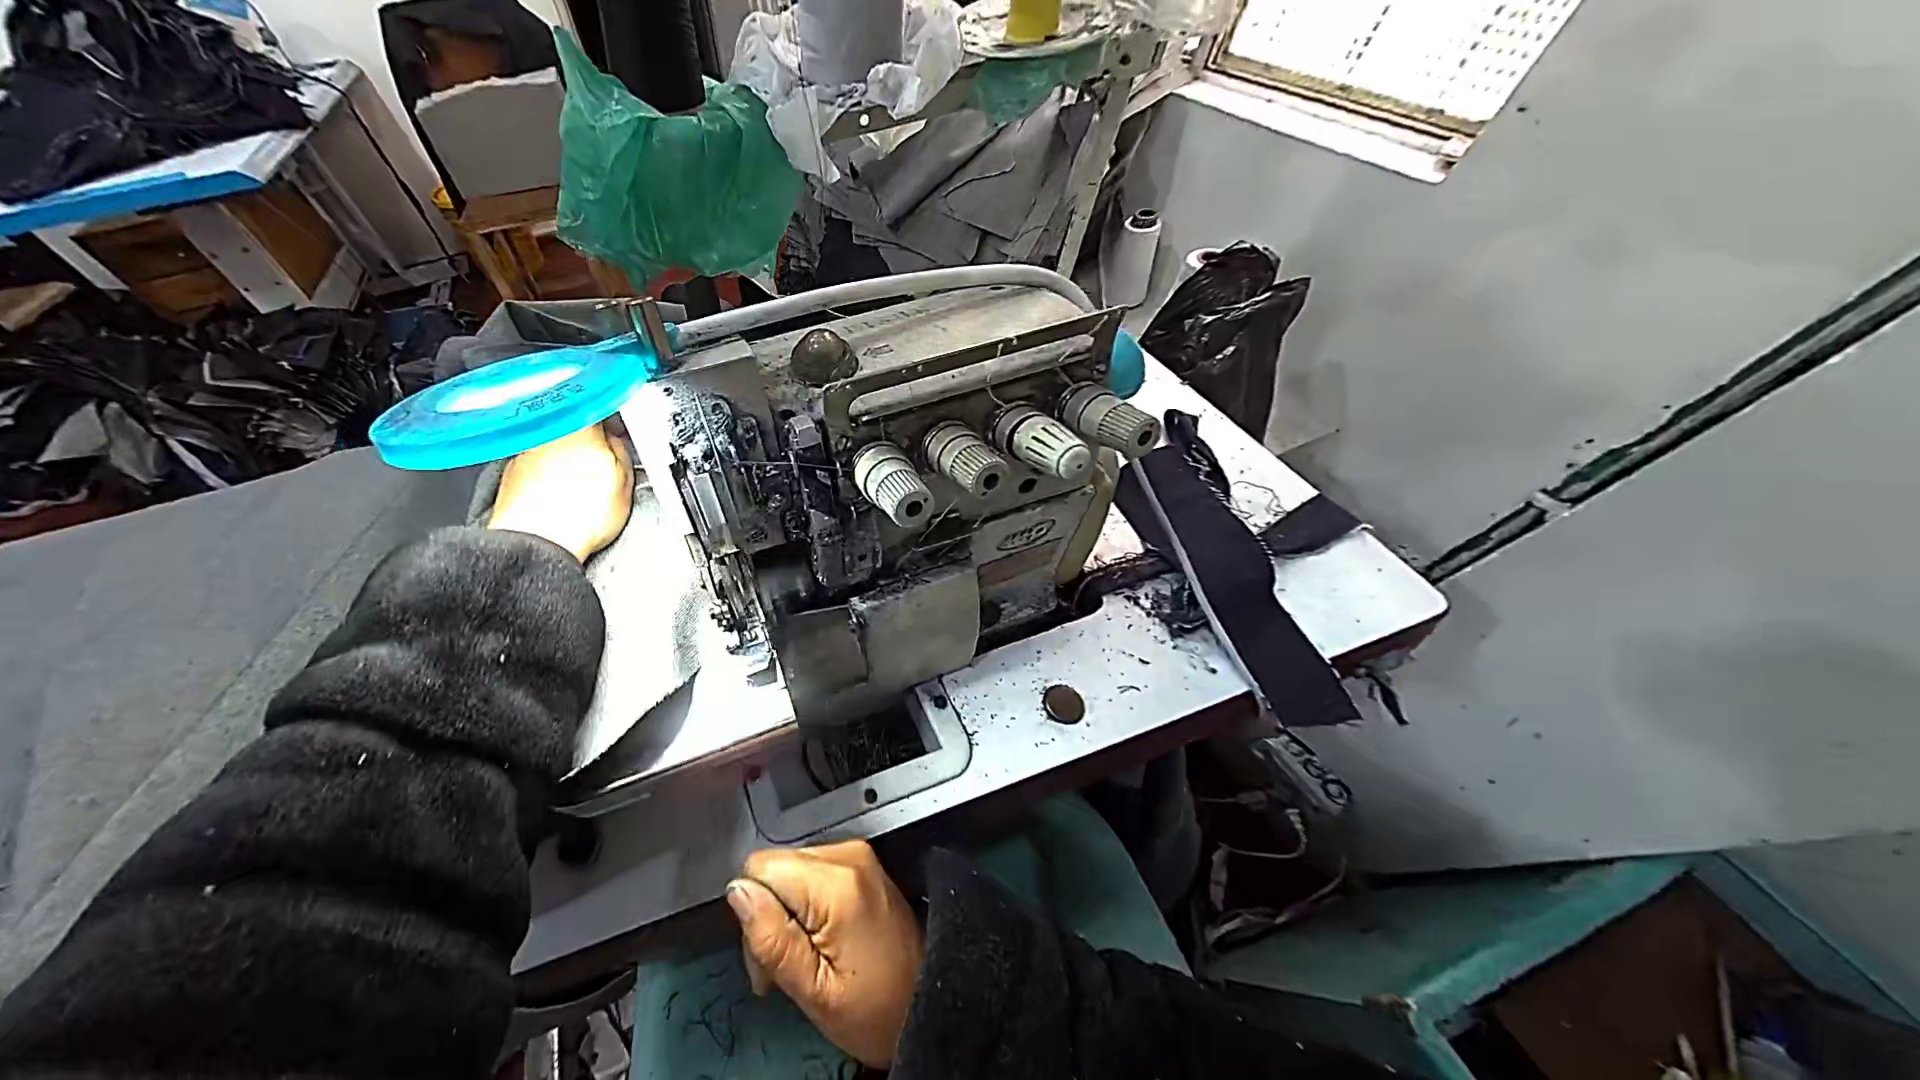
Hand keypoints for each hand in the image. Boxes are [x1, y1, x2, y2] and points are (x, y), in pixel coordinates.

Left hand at [487, 422, 632, 561]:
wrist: (537, 543)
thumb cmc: (579, 515)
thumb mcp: (624, 480)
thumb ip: (622, 450)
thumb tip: (618, 442)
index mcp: (578, 426)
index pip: (600, 406)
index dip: (615, 418)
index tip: (622, 431)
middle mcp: (547, 433)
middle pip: (575, 424)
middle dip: (592, 439)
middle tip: (609, 461)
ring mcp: (526, 453)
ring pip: (557, 446)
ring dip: (571, 458)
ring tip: (587, 486)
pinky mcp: (512, 475)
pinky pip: (541, 467)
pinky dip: (553, 477)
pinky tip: (566, 498)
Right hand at [728, 841, 923, 1068]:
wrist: (928, 999)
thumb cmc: (877, 1008)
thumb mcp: (813, 990)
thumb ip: (771, 938)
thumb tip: (737, 891)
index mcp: (837, 882)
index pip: (760, 867)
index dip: (752, 914)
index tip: (769, 958)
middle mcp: (849, 855)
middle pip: (772, 868)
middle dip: (767, 917)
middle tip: (785, 968)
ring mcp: (857, 856)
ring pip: (787, 871)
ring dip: (783, 914)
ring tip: (804, 958)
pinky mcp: (860, 864)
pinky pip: (808, 873)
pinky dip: (802, 906)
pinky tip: (817, 939)